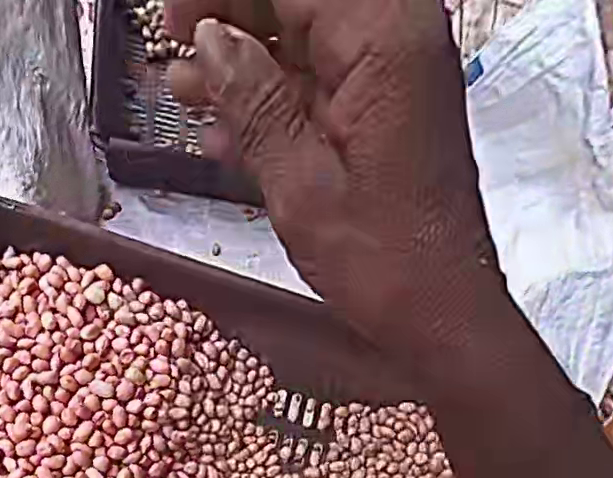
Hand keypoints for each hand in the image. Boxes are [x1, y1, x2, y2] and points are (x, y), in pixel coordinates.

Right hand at [167, 0, 499, 359]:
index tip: (175, 16)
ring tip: (183, 88)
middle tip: (175, 46)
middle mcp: (395, 42)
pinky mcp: (380, 120)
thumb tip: (211, 42)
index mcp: (385, 40)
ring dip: (242, 66)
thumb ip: (256, 107)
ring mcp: (389, 82)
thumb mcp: (302, 187)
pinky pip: (317, 94)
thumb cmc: (381, 262)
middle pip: (300, 3)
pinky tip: (222, 134)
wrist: (437, 312)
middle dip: (232, 19)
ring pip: (304, 46)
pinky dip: (270, 108)